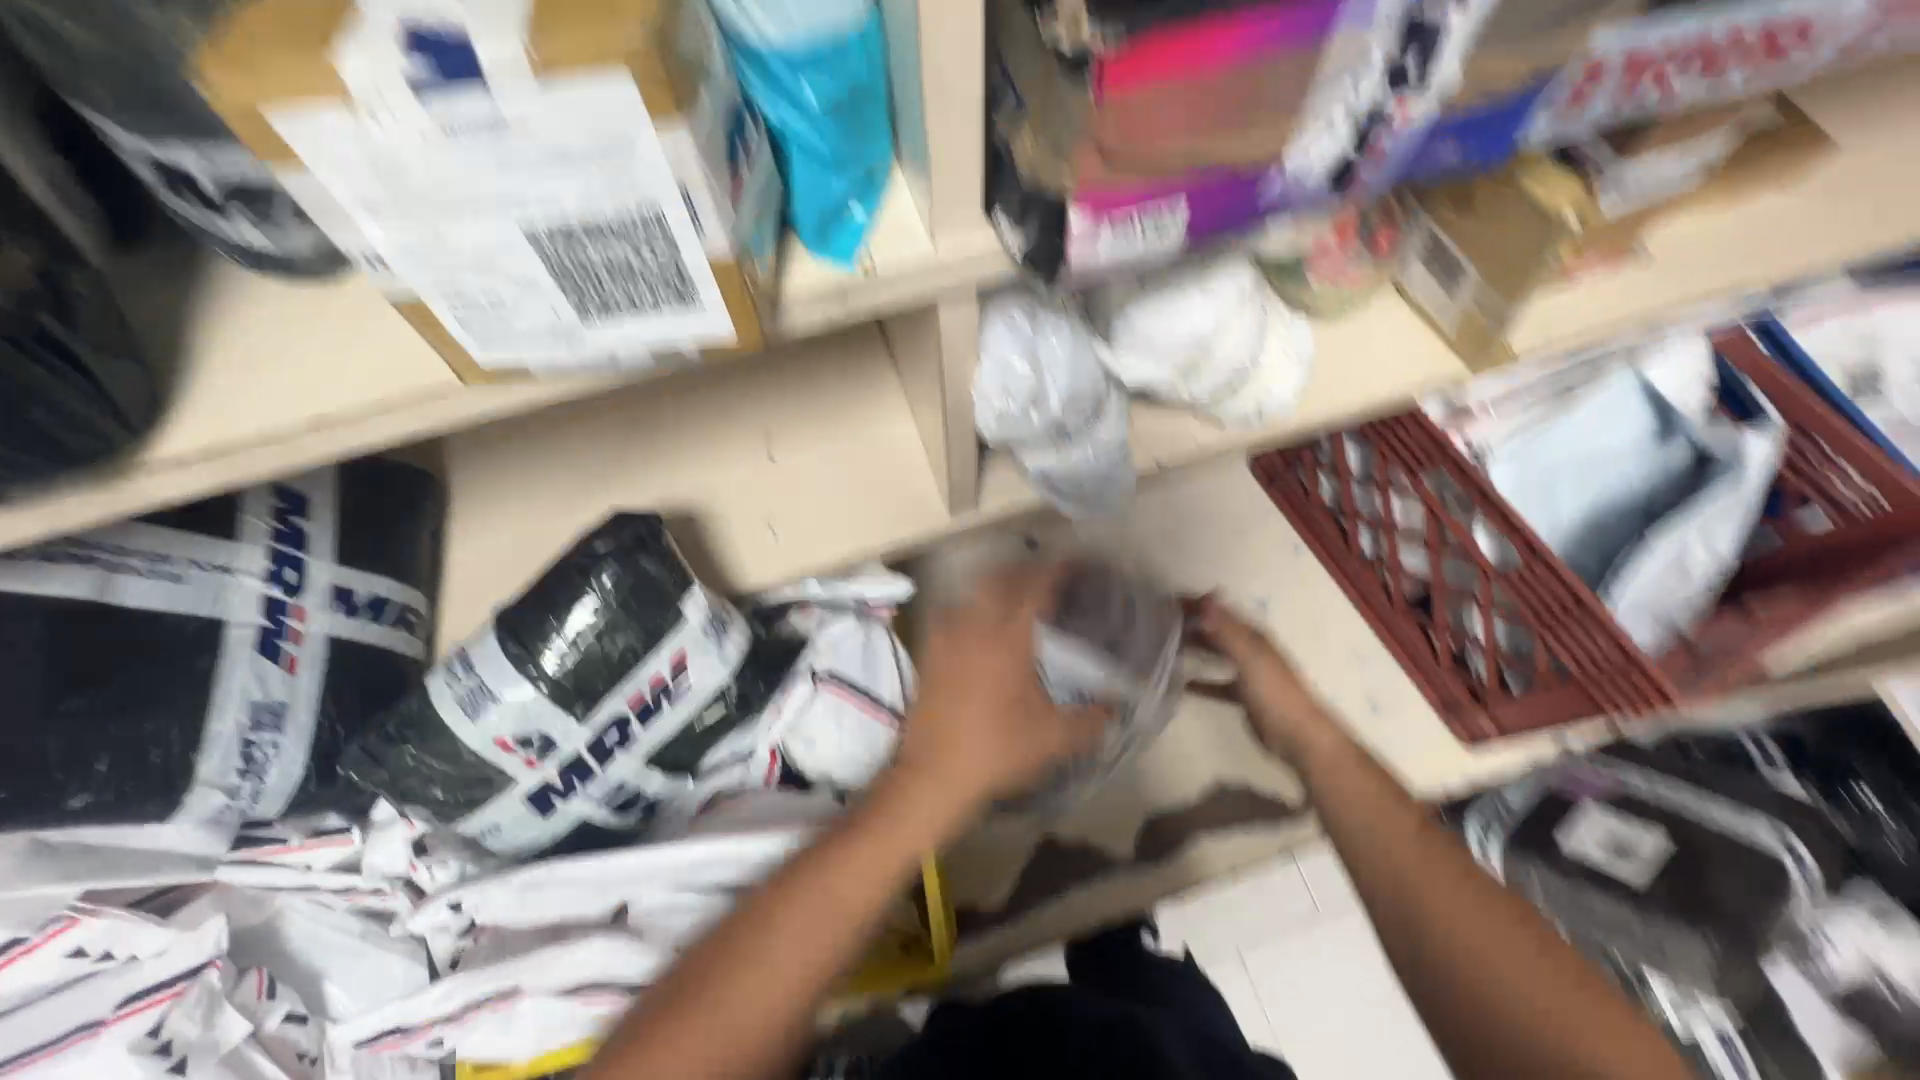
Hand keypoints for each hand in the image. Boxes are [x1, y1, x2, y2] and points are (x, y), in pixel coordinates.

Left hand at [892, 563, 1112, 819]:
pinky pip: (950, 614)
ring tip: (1015, 595)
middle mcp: (975, 626)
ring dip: (996, 585)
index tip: (1074, 565)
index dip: (1057, 570)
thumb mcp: (1054, 739)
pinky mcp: (928, 654)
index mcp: (1009, 637)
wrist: (934, 774)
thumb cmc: (997, 751)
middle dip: (1025, 570)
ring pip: (972, 593)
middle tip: (1047, 576)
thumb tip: (1116, 709)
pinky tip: (978, 624)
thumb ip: (1091, 720)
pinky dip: (970, 608)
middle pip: (1000, 578)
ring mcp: (946, 638)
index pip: (1036, 587)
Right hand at [1185, 594, 1344, 762]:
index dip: (1198, 605)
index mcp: (1253, 637)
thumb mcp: (1249, 658)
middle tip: (1162, 624)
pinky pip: (1218, 684)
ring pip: (1217, 654)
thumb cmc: (1273, 693)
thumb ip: (1227, 630)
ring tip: (1169, 648)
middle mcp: (1251, 650)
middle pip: (1218, 631)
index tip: (1169, 602)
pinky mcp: (1244, 696)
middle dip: (1193, 624)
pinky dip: (1203, 682)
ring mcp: (1248, 673)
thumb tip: (1205, 599)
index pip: (1222, 612)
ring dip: (1197, 648)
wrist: (1297, 734)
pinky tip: (1185, 685)